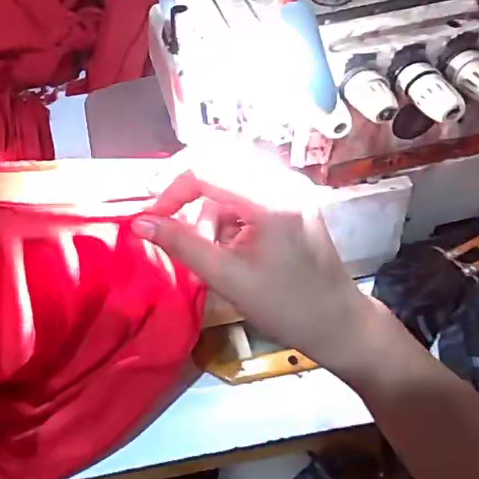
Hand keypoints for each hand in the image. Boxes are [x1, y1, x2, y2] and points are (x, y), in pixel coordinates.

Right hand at [129, 162, 407, 382]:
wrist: (338, 322)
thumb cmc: (285, 306)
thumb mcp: (227, 278)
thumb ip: (182, 244)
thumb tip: (140, 223)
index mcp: (271, 198)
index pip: (206, 169)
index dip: (171, 189)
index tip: (152, 218)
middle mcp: (283, 180)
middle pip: (219, 155)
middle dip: (185, 183)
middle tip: (163, 212)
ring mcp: (290, 185)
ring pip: (230, 170)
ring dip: (207, 199)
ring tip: (205, 243)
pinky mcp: (291, 195)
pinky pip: (245, 184)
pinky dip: (225, 205)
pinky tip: (225, 239)